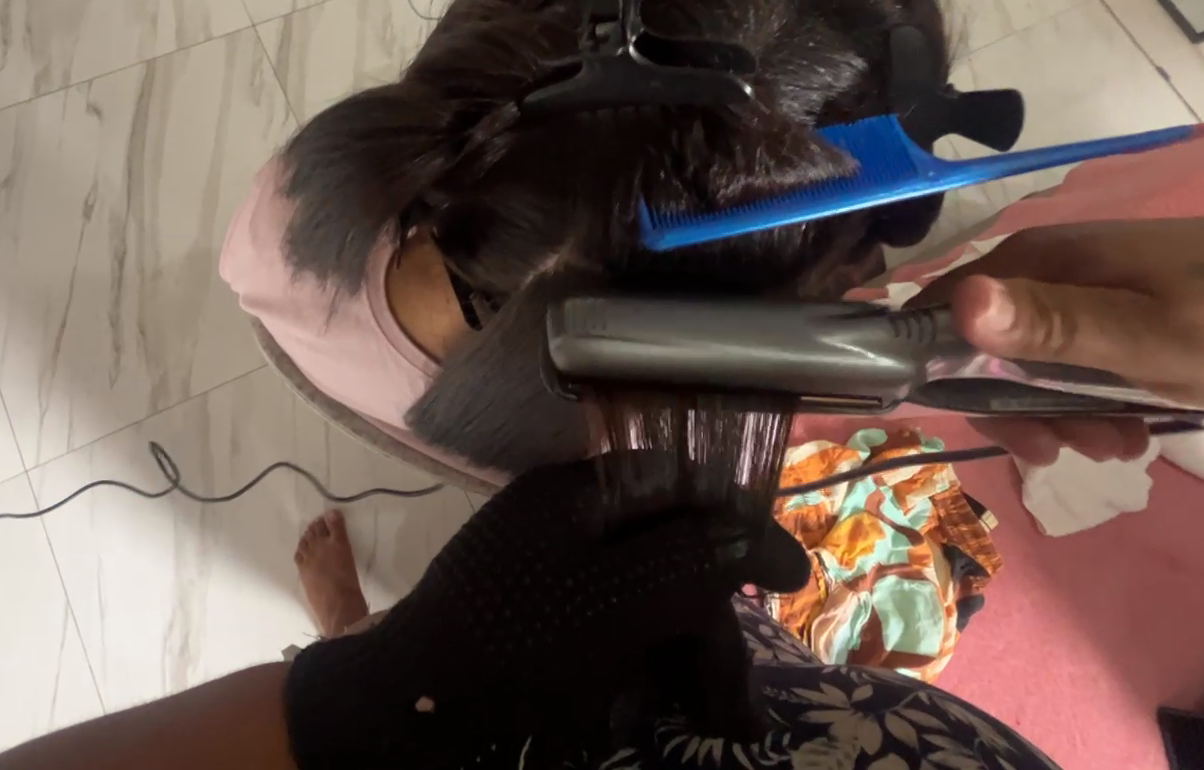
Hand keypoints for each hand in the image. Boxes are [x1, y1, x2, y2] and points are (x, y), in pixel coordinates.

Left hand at [282, 453, 808, 769]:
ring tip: (709, 718)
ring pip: (642, 595)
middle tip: (734, 701)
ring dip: (683, 654)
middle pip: (664, 550)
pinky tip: (653, 706)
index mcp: (575, 491)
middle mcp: (564, 517)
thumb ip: (690, 559)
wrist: (418, 704)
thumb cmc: (518, 640)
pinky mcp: (543, 613)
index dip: (733, 527)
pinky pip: (609, 624)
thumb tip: (758, 536)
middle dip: (707, 622)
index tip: (785, 578)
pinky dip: (641, 663)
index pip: (675, 485)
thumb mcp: (617, 599)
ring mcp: (550, 566)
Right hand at [910, 217, 1203, 465]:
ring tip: (1121, 448)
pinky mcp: (1134, 301)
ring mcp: (1095, 281)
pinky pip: (1082, 353)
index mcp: (1039, 258)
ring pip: (1036, 353)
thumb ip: (1052, 326)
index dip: (947, 372)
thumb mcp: (1157, 339)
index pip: (942, 312)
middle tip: (1070, 453)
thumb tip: (957, 303)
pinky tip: (1137, 424)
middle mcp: (1052, 263)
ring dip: (1059, 409)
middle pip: (988, 339)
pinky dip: (1095, 396)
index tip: (999, 428)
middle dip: (1014, 403)